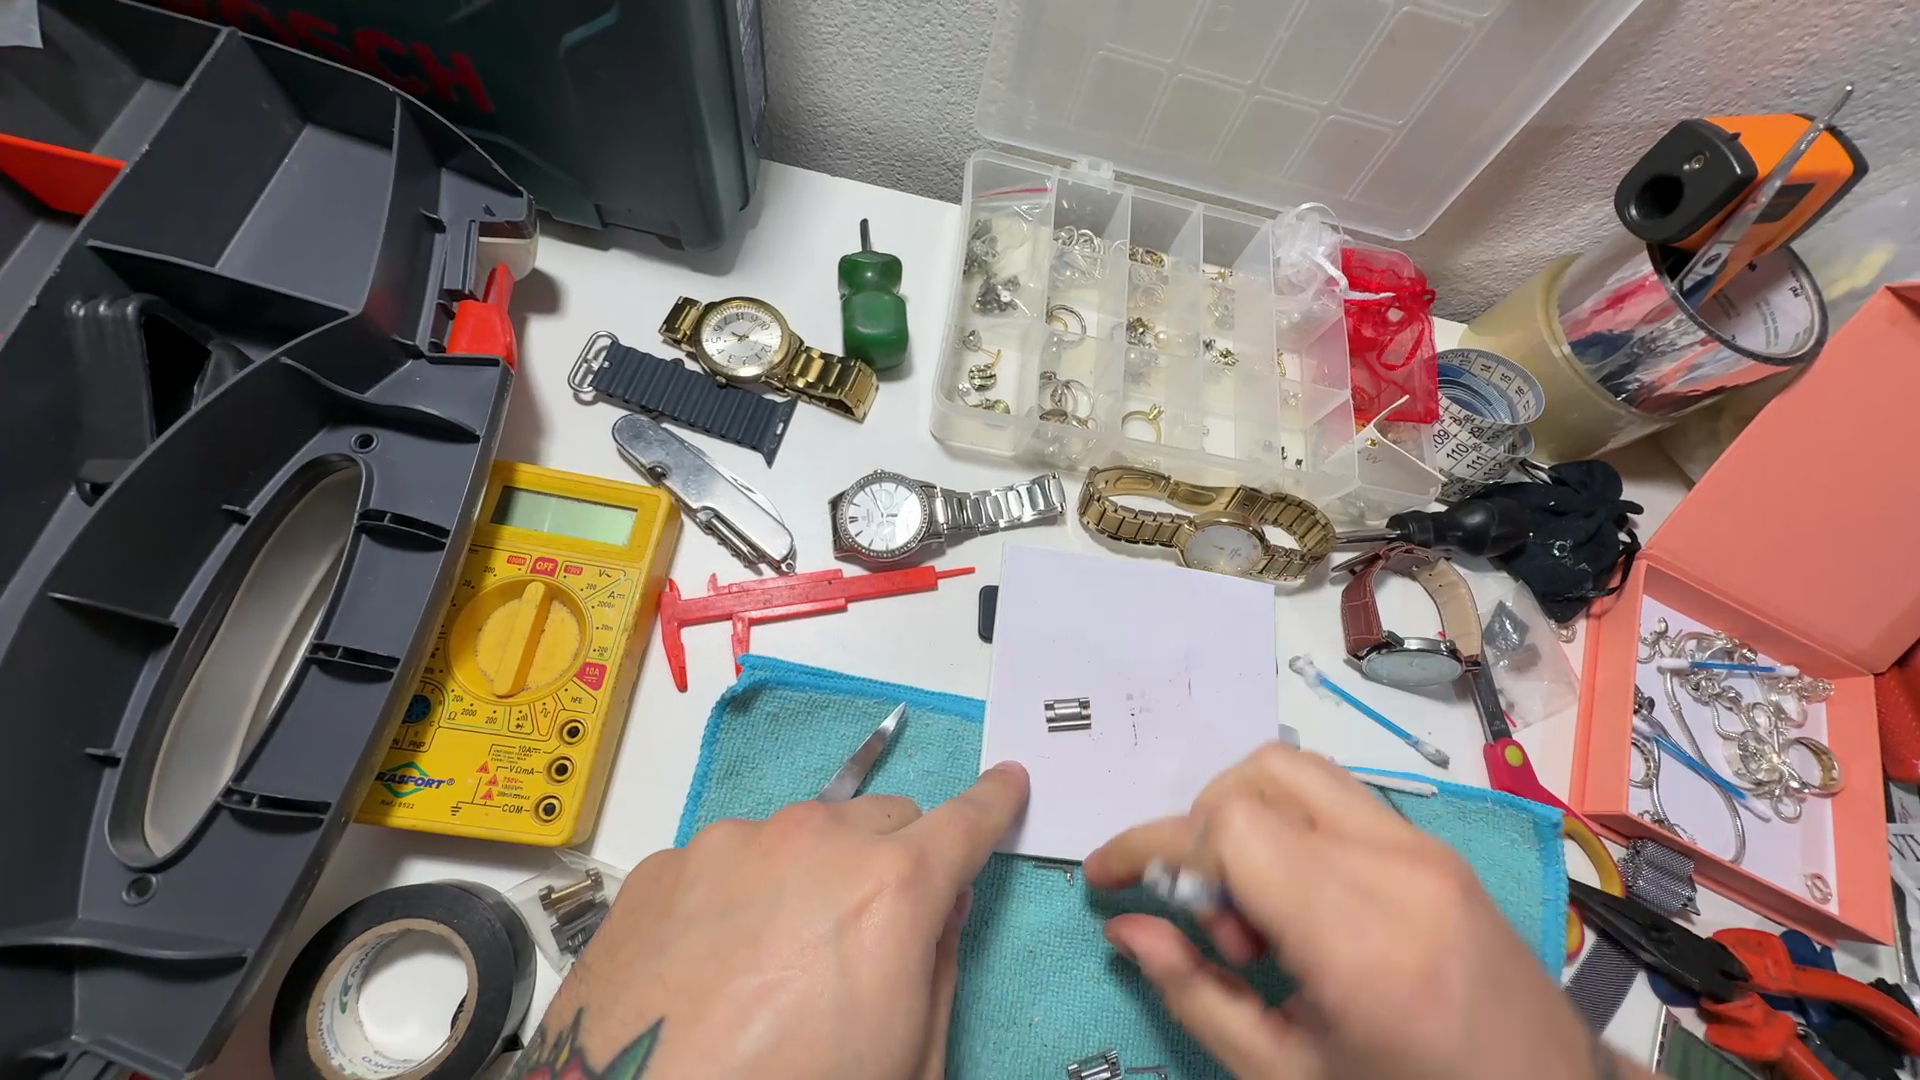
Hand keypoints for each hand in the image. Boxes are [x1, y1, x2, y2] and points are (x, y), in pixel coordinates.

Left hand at [511, 762, 1028, 1079]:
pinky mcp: (666, 863)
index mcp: (890, 888)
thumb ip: (939, 965)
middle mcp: (813, 839)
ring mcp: (732, 843)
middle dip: (893, 859)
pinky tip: (705, 965)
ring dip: (810, 874)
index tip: (1009, 780)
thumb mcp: (909, 1061)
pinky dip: (739, 894)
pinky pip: (729, 860)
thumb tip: (941, 903)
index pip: (966, 822)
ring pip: (802, 834)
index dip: (995, 802)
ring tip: (769, 962)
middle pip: (884, 817)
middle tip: (867, 930)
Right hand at [1084, 744, 1635, 1079]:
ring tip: (1255, 905)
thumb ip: (1195, 994)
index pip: (1229, 830)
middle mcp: (1396, 868)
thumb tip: (1124, 928)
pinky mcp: (1438, 847)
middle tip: (1215, 922)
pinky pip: (1333, 797)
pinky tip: (1299, 897)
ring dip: (1241, 816)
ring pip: (1292, 770)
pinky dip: (1286, 824)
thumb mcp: (1289, 1079)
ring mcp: (1426, 849)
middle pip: (1255, 780)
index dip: (1153, 844)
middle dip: (1200, 836)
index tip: (1109, 876)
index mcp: (1360, 940)